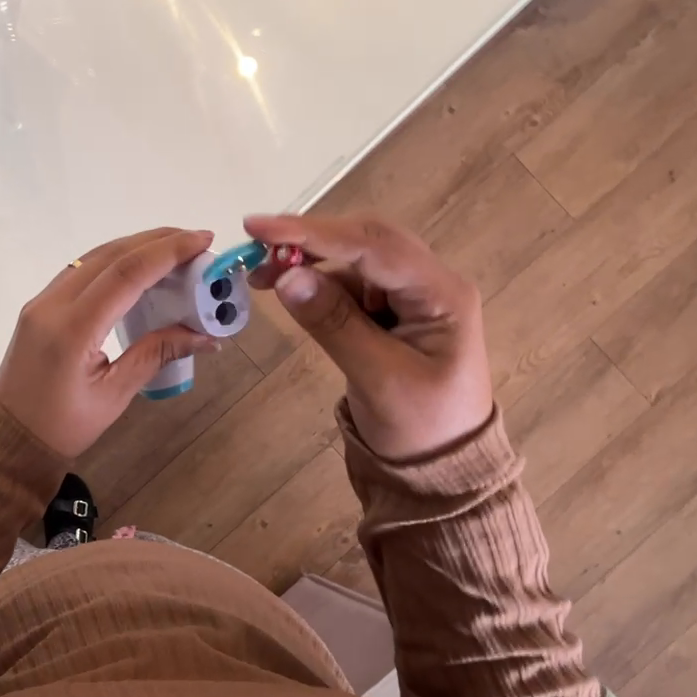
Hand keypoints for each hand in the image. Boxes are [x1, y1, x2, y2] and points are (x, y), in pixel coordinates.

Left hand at [0, 228, 220, 458]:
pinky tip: (137, 268)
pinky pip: (79, 271)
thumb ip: (156, 354)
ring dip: (134, 247)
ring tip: (174, 249)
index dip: (167, 252)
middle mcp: (52, 305)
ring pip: (92, 259)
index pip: (126, 274)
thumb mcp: (114, 394)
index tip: (203, 239)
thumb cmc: (63, 426)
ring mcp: (40, 303)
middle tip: (197, 240)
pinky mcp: (38, 308)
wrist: (10, 438)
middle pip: (109, 256)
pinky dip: (112, 263)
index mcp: (72, 330)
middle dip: (156, 241)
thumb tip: (206, 336)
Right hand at [242, 211, 492, 461]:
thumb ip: (333, 324)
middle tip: (254, 248)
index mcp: (441, 293)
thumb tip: (287, 278)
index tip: (259, 228)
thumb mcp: (377, 377)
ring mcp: (409, 297)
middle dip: (310, 240)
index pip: (372, 247)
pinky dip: (316, 283)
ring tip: (260, 274)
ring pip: (354, 261)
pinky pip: (349, 286)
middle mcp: (428, 283)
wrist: (441, 468)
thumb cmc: (420, 426)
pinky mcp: (389, 314)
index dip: (313, 234)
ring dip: (309, 260)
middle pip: (366, 242)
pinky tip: (289, 290)